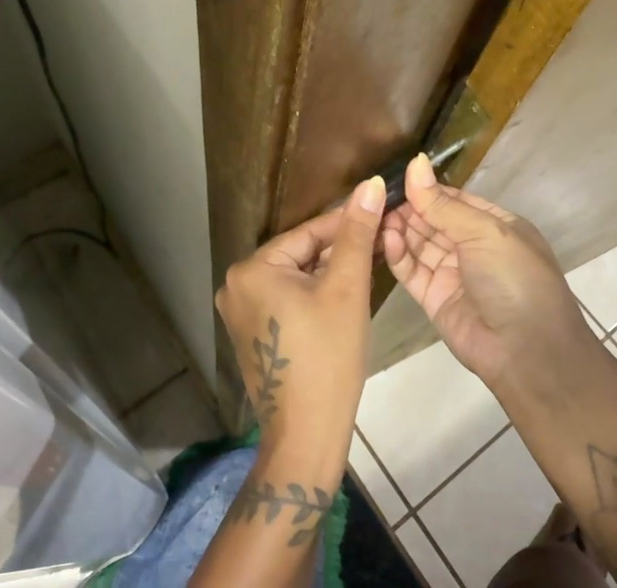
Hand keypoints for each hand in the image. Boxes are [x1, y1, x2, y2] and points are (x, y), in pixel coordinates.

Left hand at [215, 176, 384, 460]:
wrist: (306, 433)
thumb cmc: (328, 357)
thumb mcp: (346, 289)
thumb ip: (357, 234)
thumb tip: (370, 183)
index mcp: (251, 268)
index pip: (308, 233)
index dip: (348, 225)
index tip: (381, 215)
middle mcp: (235, 285)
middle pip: (299, 255)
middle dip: (338, 252)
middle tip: (381, 245)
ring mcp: (238, 313)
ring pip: (294, 279)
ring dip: (328, 274)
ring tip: (368, 270)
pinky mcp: (250, 335)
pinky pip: (286, 302)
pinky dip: (313, 298)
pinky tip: (342, 302)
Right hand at [381, 155, 593, 388]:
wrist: (527, 352)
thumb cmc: (515, 280)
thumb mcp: (484, 233)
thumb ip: (443, 204)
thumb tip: (415, 163)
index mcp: (495, 226)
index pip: (454, 200)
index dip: (425, 189)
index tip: (393, 178)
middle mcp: (474, 247)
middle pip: (433, 220)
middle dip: (407, 208)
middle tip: (376, 196)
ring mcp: (453, 273)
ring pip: (419, 243)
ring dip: (399, 228)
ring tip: (374, 215)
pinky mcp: (434, 298)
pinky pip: (412, 270)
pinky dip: (398, 255)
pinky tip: (384, 239)